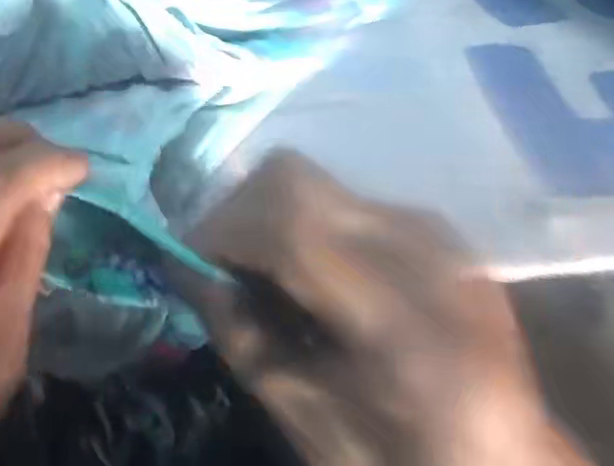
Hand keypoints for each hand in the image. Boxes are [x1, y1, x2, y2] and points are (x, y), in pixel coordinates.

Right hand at [174, 151, 590, 465]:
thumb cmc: (400, 459)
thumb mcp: (302, 412)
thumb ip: (233, 328)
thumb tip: (176, 259)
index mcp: (405, 323)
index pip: (286, 228)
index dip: (219, 233)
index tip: (187, 260)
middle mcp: (427, 258)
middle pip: (289, 179)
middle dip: (233, 209)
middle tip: (219, 257)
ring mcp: (437, 236)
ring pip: (307, 176)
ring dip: (261, 207)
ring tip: (258, 260)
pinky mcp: (434, 229)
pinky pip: (337, 195)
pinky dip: (297, 215)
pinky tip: (303, 264)